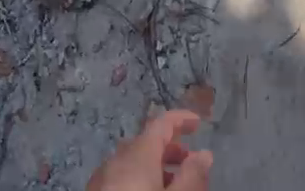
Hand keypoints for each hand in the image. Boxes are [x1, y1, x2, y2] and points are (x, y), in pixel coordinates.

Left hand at [86, 110, 213, 190]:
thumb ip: (192, 176)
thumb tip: (204, 154)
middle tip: (190, 162)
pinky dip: (137, 181)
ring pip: (131, 164)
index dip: (181, 119)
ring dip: (155, 168)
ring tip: (172, 186)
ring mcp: (100, 181)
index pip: (161, 124)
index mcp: (137, 154)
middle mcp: (116, 161)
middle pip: (146, 144)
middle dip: (170, 149)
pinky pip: (119, 180)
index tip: (198, 124)